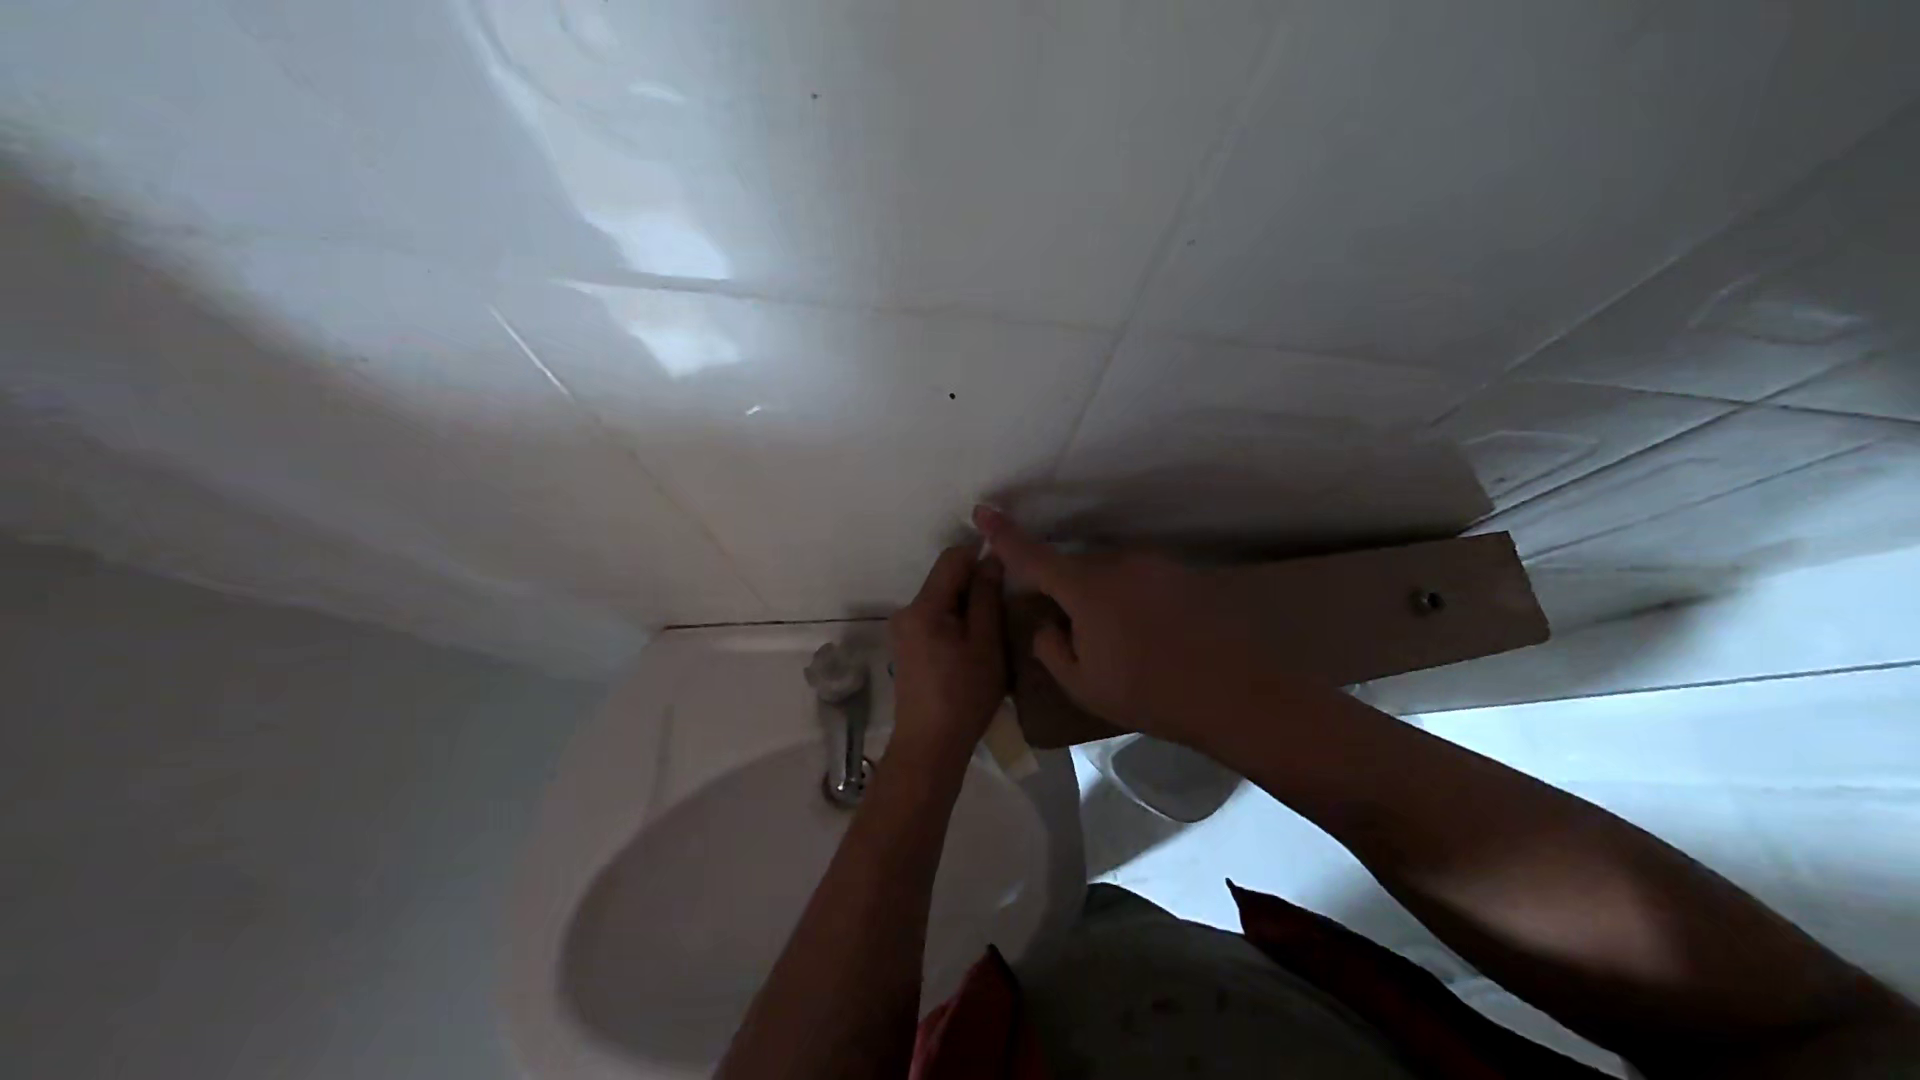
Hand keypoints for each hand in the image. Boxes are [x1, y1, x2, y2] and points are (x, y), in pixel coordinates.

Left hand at [887, 542, 1007, 761]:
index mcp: (923, 607)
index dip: (980, 556)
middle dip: (976, 585)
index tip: (1009, 569)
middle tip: (1008, 605)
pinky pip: (935, 620)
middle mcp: (906, 612)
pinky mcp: (907, 648)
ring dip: (968, 606)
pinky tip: (975, 646)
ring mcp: (903, 632)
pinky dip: (956, 623)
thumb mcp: (985, 644)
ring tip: (995, 629)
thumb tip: (991, 558)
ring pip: (942, 601)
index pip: (951, 559)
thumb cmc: (964, 695)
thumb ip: (987, 598)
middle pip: (945, 580)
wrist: (930, 746)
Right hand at [974, 505, 1296, 750]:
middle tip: (1087, 643)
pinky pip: (1141, 580)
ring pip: (1110, 575)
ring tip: (1129, 646)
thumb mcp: (1083, 684)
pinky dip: (1134, 602)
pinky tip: (1155, 637)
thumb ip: (1051, 648)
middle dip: (1069, 597)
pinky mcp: (1184, 573)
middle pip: (1076, 570)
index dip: (1003, 533)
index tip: (982, 510)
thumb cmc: (1151, 693)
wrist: (1238, 694)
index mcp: (1087, 588)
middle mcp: (1119, 563)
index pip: (1033, 555)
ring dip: (1105, 601)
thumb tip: (1047, 624)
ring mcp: (1156, 564)